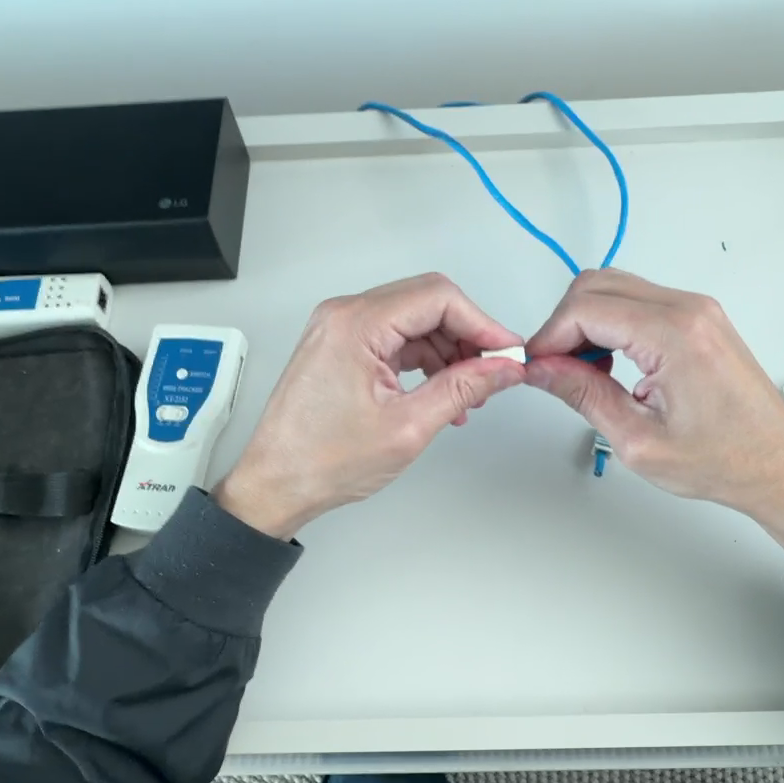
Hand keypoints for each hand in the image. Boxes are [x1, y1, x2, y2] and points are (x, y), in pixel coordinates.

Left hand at [214, 273, 525, 539]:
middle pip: (426, 303)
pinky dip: (423, 360)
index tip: (507, 353)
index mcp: (356, 325)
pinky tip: (440, 393)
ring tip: (468, 395)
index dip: (481, 323)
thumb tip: (503, 369)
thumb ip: (463, 389)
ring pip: (413, 321)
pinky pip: (394, 339)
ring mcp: (339, 329)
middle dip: (466, 336)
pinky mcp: (339, 346)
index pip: (438, 297)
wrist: (276, 484)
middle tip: (494, 373)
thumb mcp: (409, 427)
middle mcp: (344, 315)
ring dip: (447, 351)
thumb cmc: (324, 461)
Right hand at [524, 269, 783, 579]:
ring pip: (615, 289)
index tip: (535, 366)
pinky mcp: (698, 318)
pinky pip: (638, 302)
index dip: (550, 336)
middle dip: (564, 324)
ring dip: (586, 323)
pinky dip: (610, 325)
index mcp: (674, 335)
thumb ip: (583, 395)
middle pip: (597, 286)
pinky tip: (609, 365)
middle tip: (554, 369)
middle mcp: (688, 309)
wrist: (776, 465)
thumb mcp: (637, 440)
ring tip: (582, 372)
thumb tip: (542, 369)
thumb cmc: (724, 459)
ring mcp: (696, 310)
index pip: (586, 308)